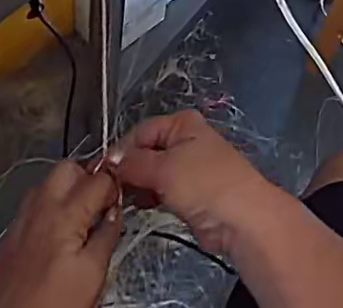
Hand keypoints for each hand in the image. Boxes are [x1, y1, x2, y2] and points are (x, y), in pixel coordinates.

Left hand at [0, 162, 120, 307]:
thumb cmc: (53, 307)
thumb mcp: (93, 274)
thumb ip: (108, 234)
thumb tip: (115, 211)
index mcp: (65, 214)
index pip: (99, 178)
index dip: (114, 186)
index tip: (118, 200)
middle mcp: (38, 210)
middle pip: (66, 168)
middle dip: (86, 177)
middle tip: (98, 203)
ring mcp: (17, 225)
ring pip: (44, 185)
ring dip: (63, 192)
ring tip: (76, 219)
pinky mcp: (4, 243)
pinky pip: (27, 212)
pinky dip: (44, 214)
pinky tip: (51, 239)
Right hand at [108, 112, 282, 255]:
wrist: (239, 218)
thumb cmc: (204, 183)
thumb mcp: (165, 168)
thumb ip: (134, 163)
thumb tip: (111, 160)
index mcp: (180, 123)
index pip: (140, 131)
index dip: (122, 151)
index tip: (103, 173)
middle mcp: (183, 140)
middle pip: (145, 151)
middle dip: (129, 169)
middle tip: (112, 190)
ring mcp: (186, 166)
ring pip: (151, 172)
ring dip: (138, 185)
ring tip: (125, 199)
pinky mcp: (187, 191)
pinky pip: (159, 189)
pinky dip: (148, 196)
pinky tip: (140, 205)